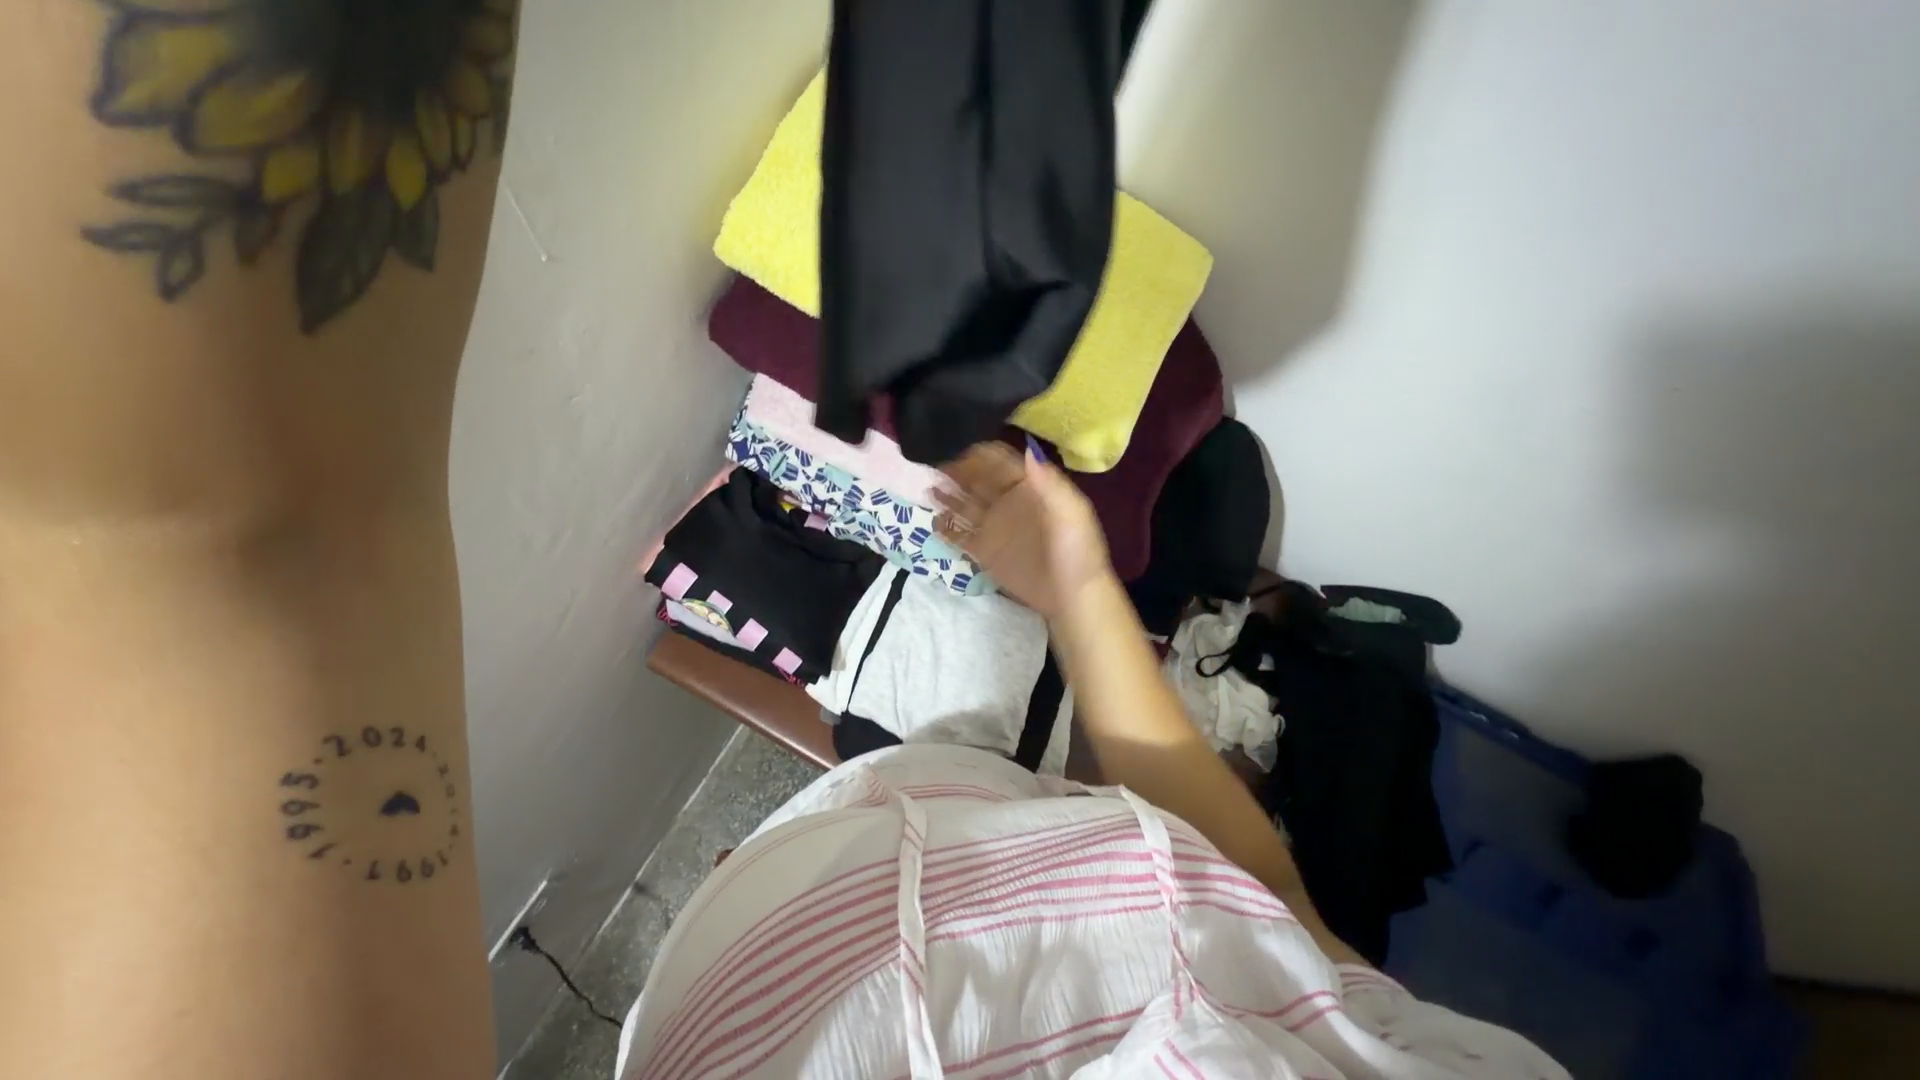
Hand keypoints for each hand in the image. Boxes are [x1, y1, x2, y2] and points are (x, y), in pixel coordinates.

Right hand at [936, 443, 1112, 620]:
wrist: (1072, 598)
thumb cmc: (1077, 553)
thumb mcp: (1071, 514)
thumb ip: (1049, 484)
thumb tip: (1028, 449)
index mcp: (1030, 488)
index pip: (1000, 463)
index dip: (980, 454)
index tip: (958, 446)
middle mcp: (1008, 503)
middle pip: (977, 480)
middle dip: (957, 471)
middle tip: (934, 464)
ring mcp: (995, 528)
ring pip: (964, 505)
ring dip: (947, 495)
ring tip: (929, 488)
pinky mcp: (984, 552)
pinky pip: (960, 536)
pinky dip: (945, 529)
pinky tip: (933, 520)